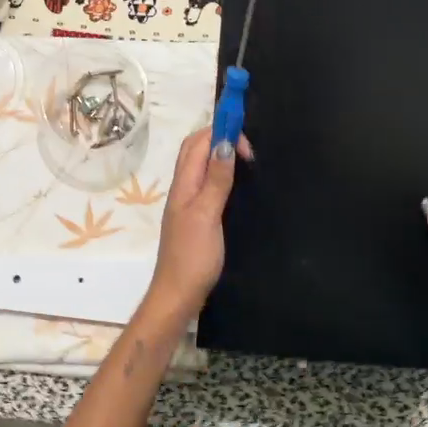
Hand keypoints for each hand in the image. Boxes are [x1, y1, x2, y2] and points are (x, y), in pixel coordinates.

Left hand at [146, 128, 250, 316]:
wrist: (178, 294)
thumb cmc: (193, 257)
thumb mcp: (208, 215)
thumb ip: (216, 180)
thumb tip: (225, 142)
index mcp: (183, 184)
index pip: (197, 142)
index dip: (220, 132)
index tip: (247, 142)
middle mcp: (183, 188)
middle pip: (196, 149)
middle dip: (220, 138)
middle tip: (249, 151)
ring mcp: (188, 202)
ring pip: (201, 165)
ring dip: (221, 155)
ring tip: (247, 161)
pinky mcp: (196, 216)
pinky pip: (206, 183)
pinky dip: (221, 174)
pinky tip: (237, 184)